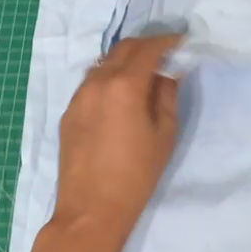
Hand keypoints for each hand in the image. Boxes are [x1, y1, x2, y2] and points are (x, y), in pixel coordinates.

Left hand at [50, 34, 183, 243]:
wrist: (91, 209)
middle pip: (123, 49)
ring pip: (104, 63)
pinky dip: (109, 76)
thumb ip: (167, 95)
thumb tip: (167, 73)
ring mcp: (79, 96)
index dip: (167, 42)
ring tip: (144, 72)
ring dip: (126, 60)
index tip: (181, 42)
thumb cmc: (136, 174)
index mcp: (125, 85)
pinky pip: (92, 82)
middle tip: (165, 53)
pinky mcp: (69, 112)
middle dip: (146, 45)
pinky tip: (121, 93)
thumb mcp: (164, 133)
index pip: (148, 49)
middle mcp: (98, 82)